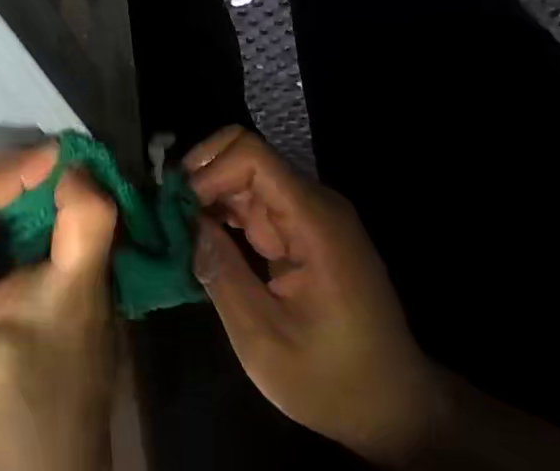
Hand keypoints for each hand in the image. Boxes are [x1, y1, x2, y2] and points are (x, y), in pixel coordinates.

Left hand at [0, 144, 118, 470]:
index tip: (65, 155)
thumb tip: (78, 166)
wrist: (54, 452)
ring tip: (60, 179)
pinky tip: (44, 204)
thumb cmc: (62, 384)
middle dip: (15, 172)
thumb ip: (84, 223)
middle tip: (67, 165)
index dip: (14, 167)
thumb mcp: (81, 298)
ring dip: (16, 185)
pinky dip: (13, 205)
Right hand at [185, 126, 450, 466]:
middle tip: (166, 218)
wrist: (393, 403)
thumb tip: (181, 223)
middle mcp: (312, 202)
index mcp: (312, 220)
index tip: (175, 209)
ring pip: (245, 177)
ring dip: (207, 197)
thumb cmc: (331, 379)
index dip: (207, 171)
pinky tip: (199, 239)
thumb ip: (221, 274)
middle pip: (245, 157)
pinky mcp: (302, 230)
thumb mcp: (265, 340)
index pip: (251, 155)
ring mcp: (308, 214)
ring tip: (174, 231)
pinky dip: (223, 214)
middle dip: (201, 179)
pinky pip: (255, 203)